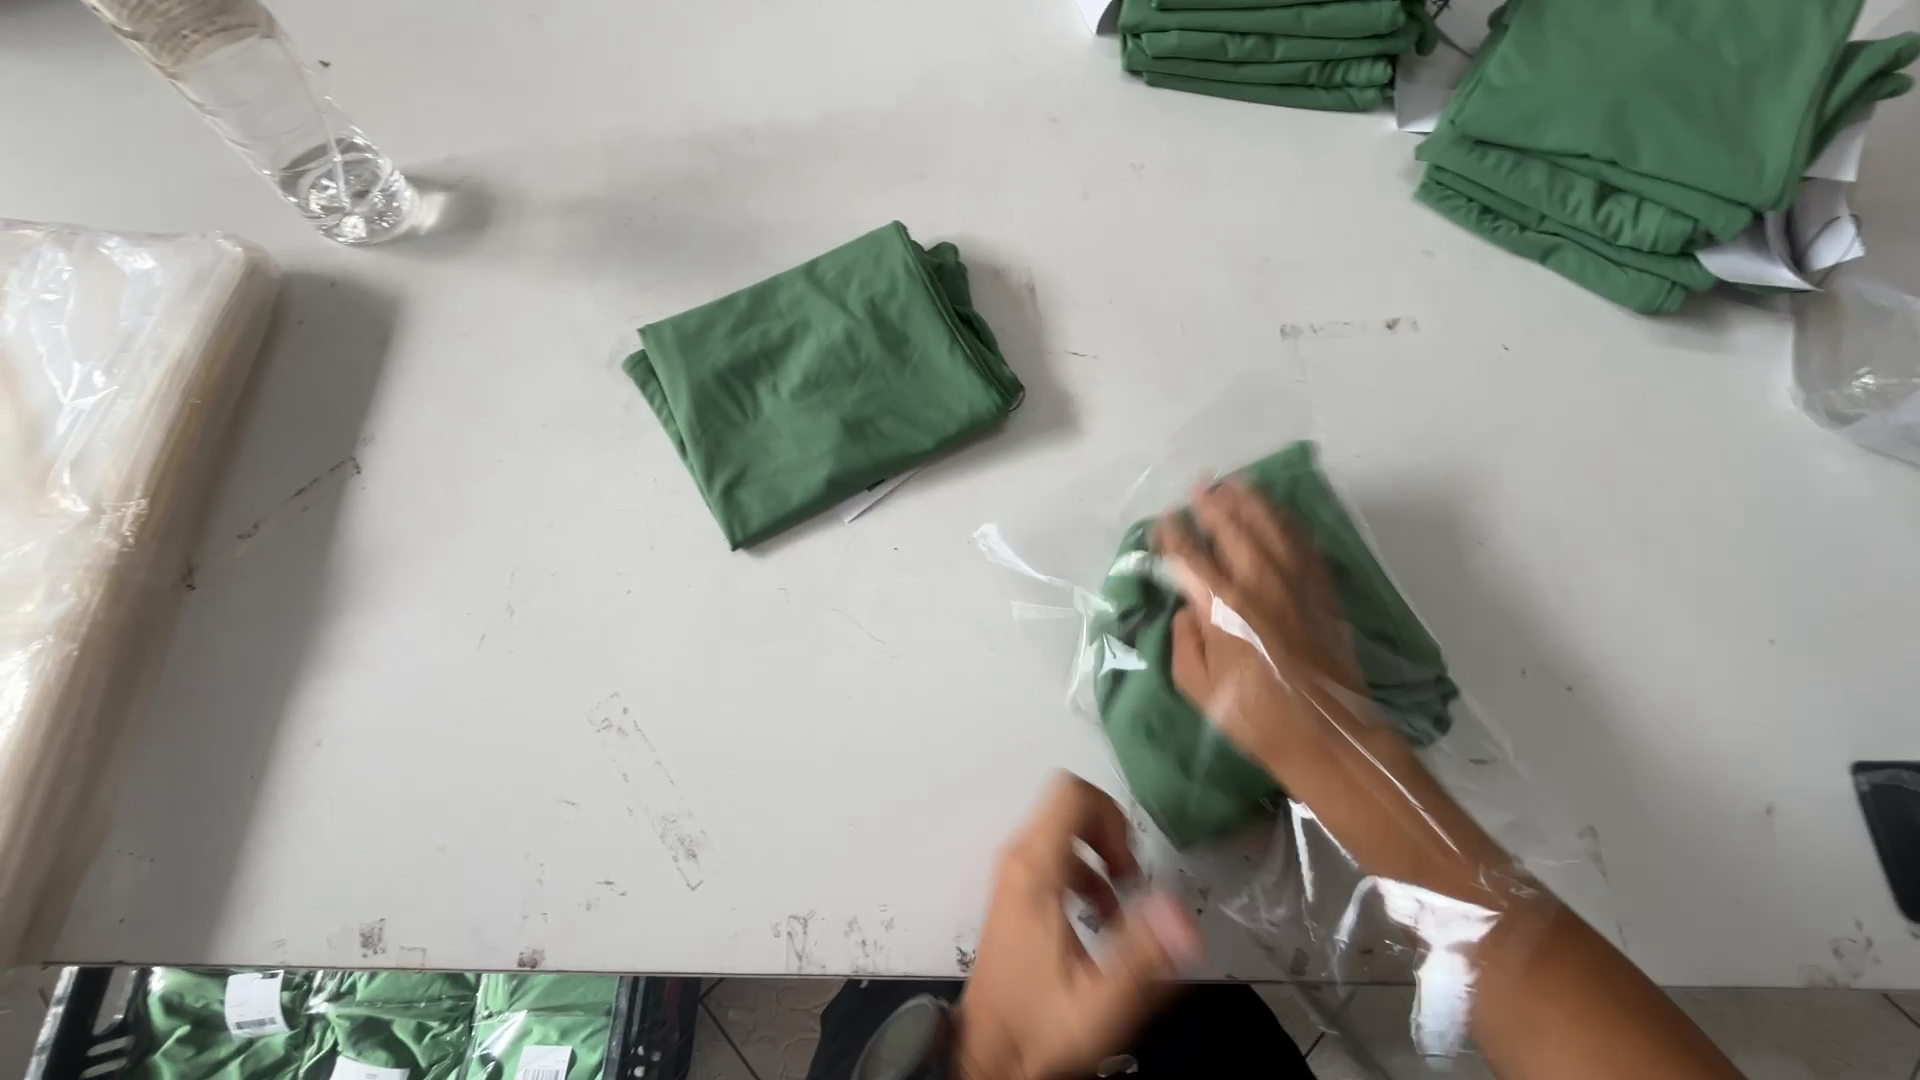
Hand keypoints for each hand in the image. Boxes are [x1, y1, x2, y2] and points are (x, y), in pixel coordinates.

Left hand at [955, 773, 1201, 1079]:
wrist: (989, 1054)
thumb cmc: (1037, 1026)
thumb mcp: (1100, 1000)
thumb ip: (1143, 953)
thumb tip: (1179, 911)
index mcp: (1035, 871)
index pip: (1070, 793)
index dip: (1111, 814)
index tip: (1129, 862)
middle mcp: (1019, 860)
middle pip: (1069, 804)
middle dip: (1110, 833)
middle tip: (1130, 878)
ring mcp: (1015, 873)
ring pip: (1063, 827)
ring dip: (1100, 854)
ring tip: (1121, 902)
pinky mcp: (1017, 891)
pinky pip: (1055, 854)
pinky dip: (1085, 870)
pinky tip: (1101, 916)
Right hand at [1152, 479, 1368, 769]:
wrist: (1329, 735)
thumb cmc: (1254, 716)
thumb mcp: (1198, 686)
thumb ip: (1184, 640)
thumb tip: (1188, 607)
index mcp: (1225, 607)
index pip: (1192, 557)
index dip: (1175, 535)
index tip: (1164, 521)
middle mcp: (1261, 582)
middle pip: (1233, 529)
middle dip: (1212, 504)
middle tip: (1198, 487)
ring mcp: (1297, 582)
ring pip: (1272, 526)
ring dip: (1250, 502)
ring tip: (1235, 484)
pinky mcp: (1323, 590)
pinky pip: (1303, 542)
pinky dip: (1287, 521)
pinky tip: (1277, 513)